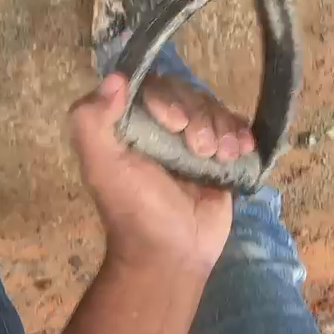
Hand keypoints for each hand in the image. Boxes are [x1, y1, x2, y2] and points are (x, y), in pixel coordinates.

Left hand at [68, 74, 245, 275]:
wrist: (173, 255)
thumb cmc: (136, 212)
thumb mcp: (102, 168)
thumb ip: (91, 123)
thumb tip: (115, 78)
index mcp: (130, 126)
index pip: (154, 88)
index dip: (168, 99)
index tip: (175, 124)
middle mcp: (161, 130)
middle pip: (190, 96)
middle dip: (200, 119)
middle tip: (201, 151)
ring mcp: (192, 144)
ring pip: (215, 111)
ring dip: (223, 129)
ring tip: (220, 158)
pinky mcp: (220, 160)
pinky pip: (236, 131)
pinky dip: (241, 136)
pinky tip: (240, 152)